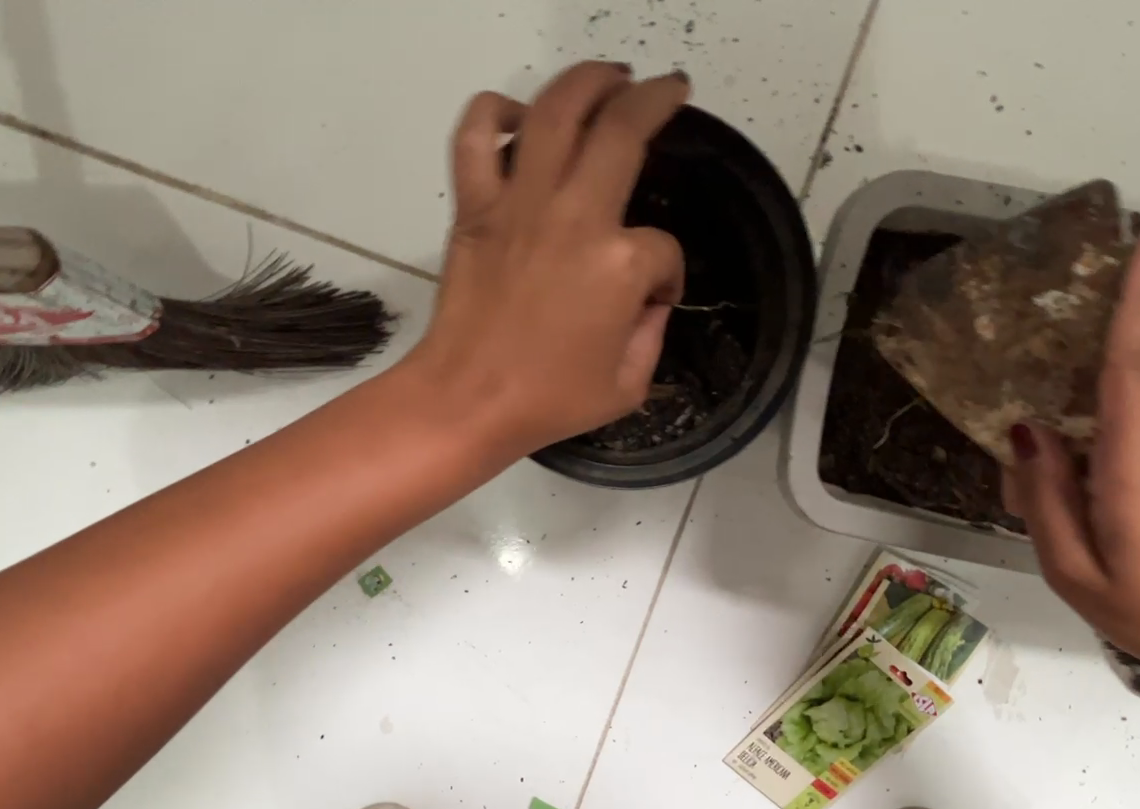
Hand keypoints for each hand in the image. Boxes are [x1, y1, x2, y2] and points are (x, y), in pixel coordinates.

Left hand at [406, 62, 689, 455]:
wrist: (469, 401)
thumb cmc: (551, 402)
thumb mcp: (628, 385)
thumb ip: (651, 333)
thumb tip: (649, 299)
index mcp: (621, 265)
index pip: (663, 248)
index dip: (668, 274)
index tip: (654, 298)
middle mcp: (575, 217)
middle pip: (624, 130)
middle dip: (656, 100)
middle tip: (669, 89)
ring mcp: (520, 205)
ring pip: (556, 111)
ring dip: (589, 80)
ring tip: (609, 76)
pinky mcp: (476, 209)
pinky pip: (477, 137)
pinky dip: (494, 112)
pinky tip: (516, 114)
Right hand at [1000, 224, 1139, 689]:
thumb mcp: (1072, 572)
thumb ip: (1042, 499)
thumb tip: (1027, 435)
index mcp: (1139, 471)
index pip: (1136, 370)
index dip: (1138, 303)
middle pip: (1099, 417)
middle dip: (1052, 445)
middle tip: (1020, 501)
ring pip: (1115, 447)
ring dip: (1078, 477)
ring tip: (1073, 540)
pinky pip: (1139, 464)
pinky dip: (1106, 486)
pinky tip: (1107, 539)